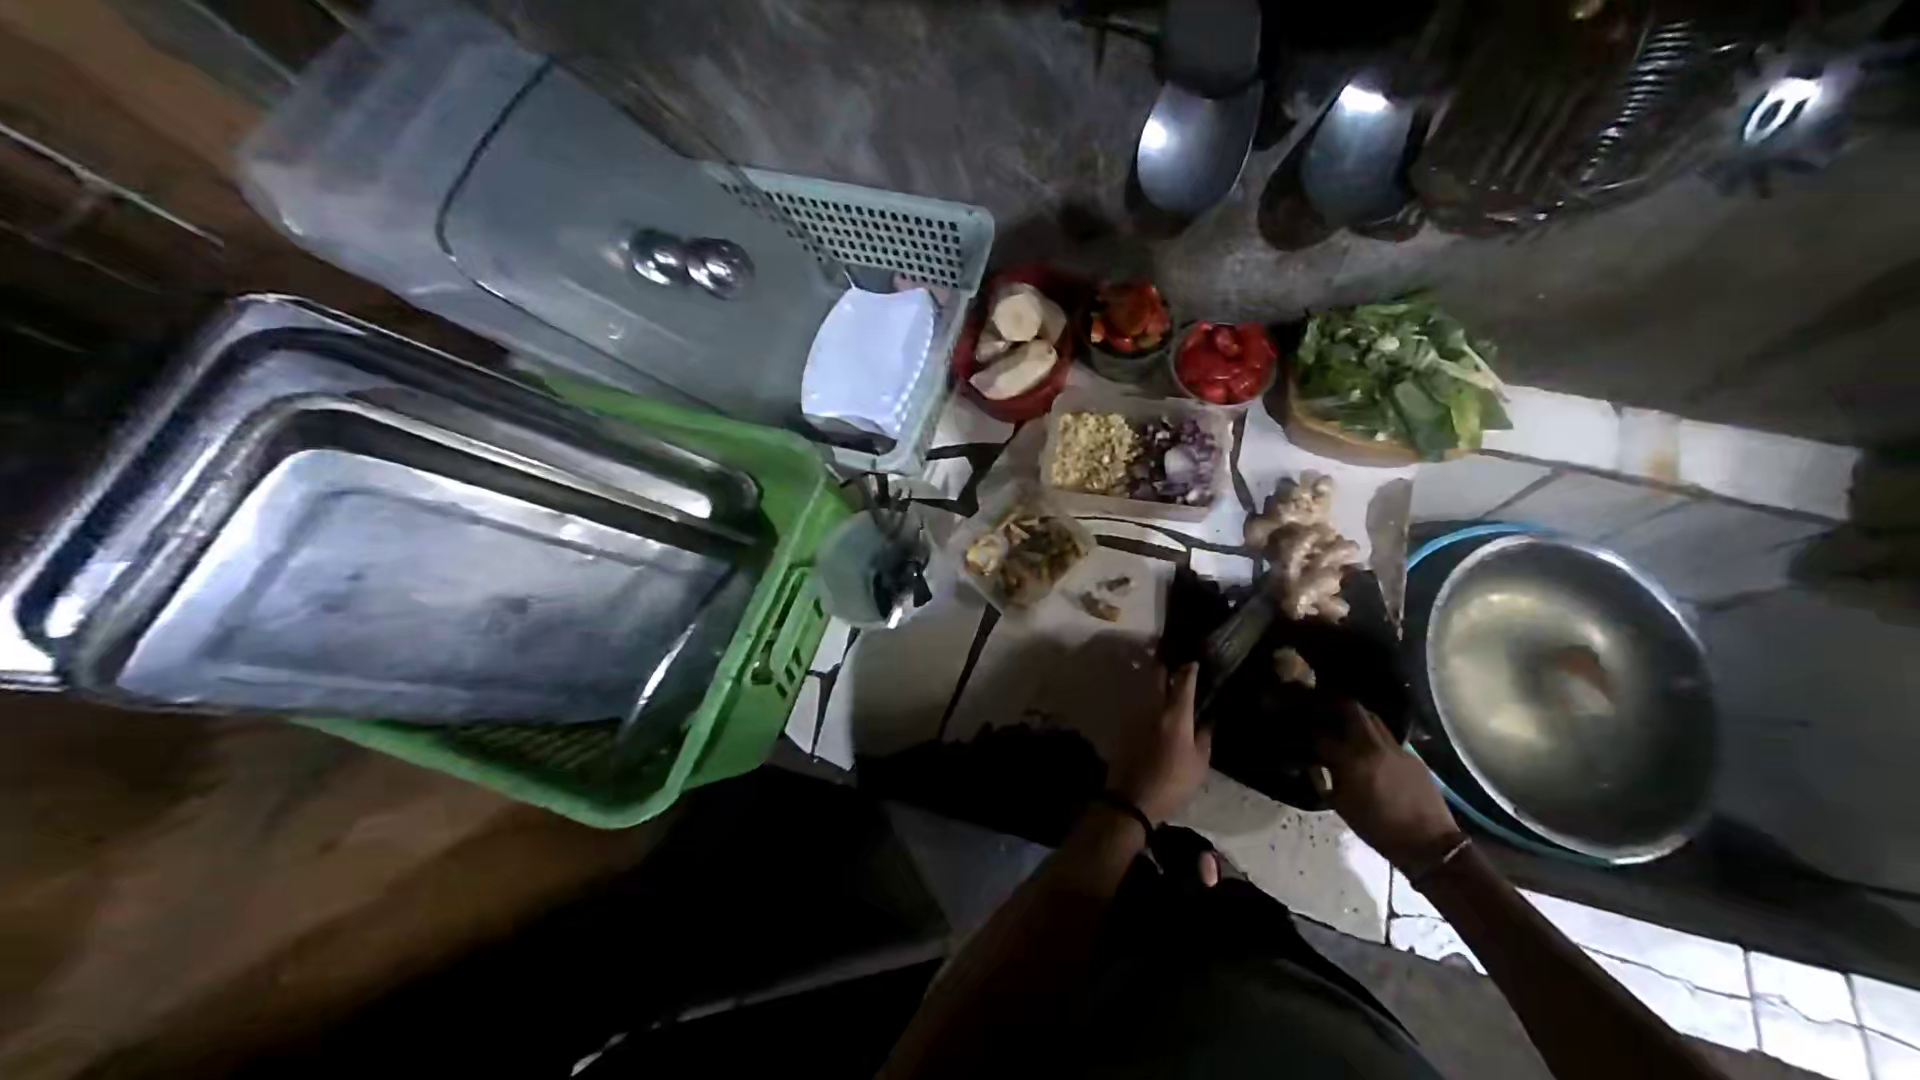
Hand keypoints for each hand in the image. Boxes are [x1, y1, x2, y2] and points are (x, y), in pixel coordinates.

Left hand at [1109, 663, 1210, 823]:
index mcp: (1175, 715)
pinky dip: (1145, 693)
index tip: (1194, 662)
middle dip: (1165, 663)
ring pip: (1143, 684)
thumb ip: (1204, 737)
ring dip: (1153, 676)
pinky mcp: (1123, 723)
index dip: (1190, 669)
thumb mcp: (1200, 764)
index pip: (1183, 682)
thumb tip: (1207, 720)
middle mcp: (1153, 707)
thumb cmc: (1173, 783)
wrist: (1132, 797)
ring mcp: (1135, 713)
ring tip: (1164, 675)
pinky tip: (1152, 699)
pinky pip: (1136, 700)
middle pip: (1156, 673)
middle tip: (1174, 659)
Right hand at [1316, 700, 1462, 870]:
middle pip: (1351, 710)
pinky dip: (1375, 737)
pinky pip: (1388, 738)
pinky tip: (1371, 750)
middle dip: (1334, 706)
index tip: (1302, 728)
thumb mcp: (1341, 804)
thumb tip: (1315, 763)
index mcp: (1350, 760)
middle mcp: (1372, 747)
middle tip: (1322, 710)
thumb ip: (1325, 778)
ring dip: (1357, 717)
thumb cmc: (1377, 828)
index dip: (1309, 729)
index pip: (1321, 734)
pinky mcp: (1412, 756)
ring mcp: (1395, 749)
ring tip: (1345, 724)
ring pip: (1373, 718)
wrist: (1429, 844)